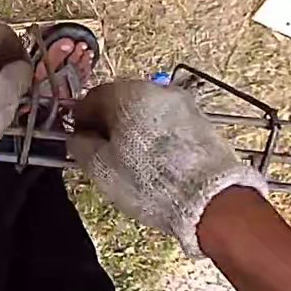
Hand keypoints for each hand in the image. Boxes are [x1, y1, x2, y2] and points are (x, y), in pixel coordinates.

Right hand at [69, 80, 268, 255]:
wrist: (212, 200)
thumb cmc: (149, 182)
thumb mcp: (101, 168)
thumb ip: (81, 146)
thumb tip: (79, 138)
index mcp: (127, 94)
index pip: (92, 97)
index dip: (81, 119)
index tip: (79, 138)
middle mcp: (156, 90)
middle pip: (121, 101)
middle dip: (108, 122)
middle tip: (103, 150)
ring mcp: (182, 104)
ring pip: (145, 111)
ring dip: (132, 128)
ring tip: (130, 160)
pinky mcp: (201, 121)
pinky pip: (167, 122)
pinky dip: (155, 135)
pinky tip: (154, 161)